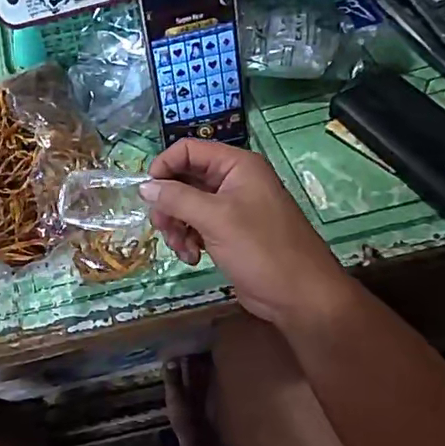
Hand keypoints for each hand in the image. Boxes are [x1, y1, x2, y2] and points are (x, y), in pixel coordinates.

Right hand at [139, 140, 357, 327]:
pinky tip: (192, 258)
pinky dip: (188, 240)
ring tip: (182, 250)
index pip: (188, 150)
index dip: (164, 167)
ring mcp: (232, 208)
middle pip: (184, 179)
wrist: (299, 295)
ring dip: (177, 227)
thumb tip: (144, 186)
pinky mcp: (229, 233)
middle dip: (169, 205)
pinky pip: (197, 226)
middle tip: (164, 229)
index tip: (148, 194)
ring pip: (186, 206)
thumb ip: (177, 198)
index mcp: (237, 165)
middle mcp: (234, 181)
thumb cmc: (262, 249)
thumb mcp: (216, 219)